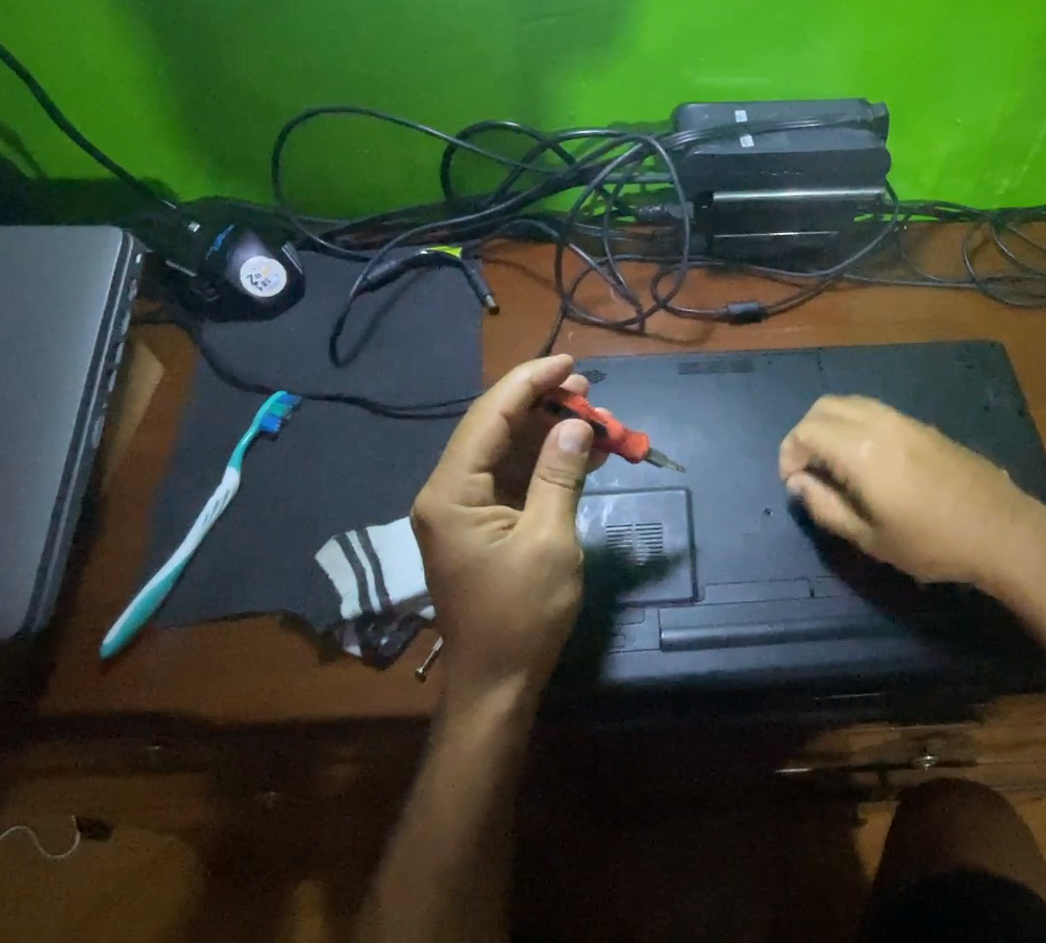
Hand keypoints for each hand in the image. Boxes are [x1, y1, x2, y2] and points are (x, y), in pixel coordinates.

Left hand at [411, 355, 605, 704]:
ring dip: (551, 435)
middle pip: (496, 430)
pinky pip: (514, 481)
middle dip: (545, 407)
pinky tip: (585, 454)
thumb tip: (576, 424)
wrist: (497, 683)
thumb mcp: (549, 541)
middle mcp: (448, 493)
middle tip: (591, 392)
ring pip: (508, 453)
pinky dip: (548, 466)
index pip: (489, 417)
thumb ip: (559, 476)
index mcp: (450, 492)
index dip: (530, 383)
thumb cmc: (522, 615)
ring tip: (598, 419)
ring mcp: (464, 511)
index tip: (570, 362)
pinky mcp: (483, 527)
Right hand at [778, 396, 1045, 600]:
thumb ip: (825, 507)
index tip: (795, 485)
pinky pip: (877, 412)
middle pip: (825, 407)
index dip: (789, 455)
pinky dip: (856, 426)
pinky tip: (868, 462)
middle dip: (806, 434)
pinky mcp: (925, 426)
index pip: (806, 431)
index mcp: (861, 450)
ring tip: (835, 467)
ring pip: (852, 404)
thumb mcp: (869, 538)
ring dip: (832, 427)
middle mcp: (880, 423)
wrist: (1003, 532)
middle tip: (809, 472)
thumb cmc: (931, 543)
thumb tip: (798, 483)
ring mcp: (906, 420)